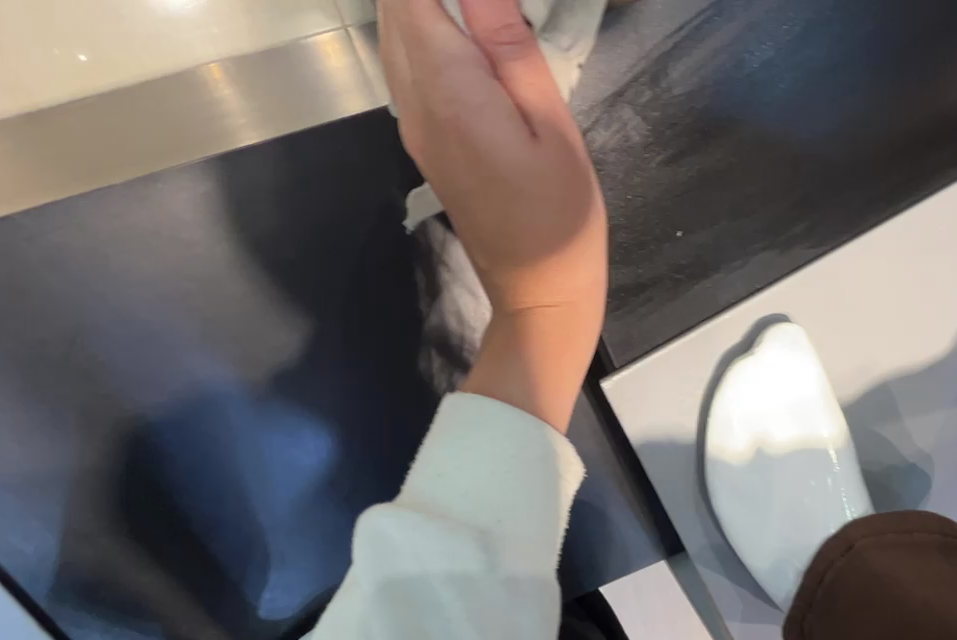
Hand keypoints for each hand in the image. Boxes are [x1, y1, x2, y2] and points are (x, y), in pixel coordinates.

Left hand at [379, 0, 608, 430]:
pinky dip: (425, 34)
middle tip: (494, 12)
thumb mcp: (553, 129)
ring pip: (395, 33)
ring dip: (426, 8)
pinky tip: (466, 35)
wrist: (538, 294)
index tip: (492, 2)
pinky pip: (406, 67)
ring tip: (483, 20)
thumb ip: (511, 48)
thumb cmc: (561, 219)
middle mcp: (414, 103)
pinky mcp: (424, 143)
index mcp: (449, 91)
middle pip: (394, 7)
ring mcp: (413, 126)